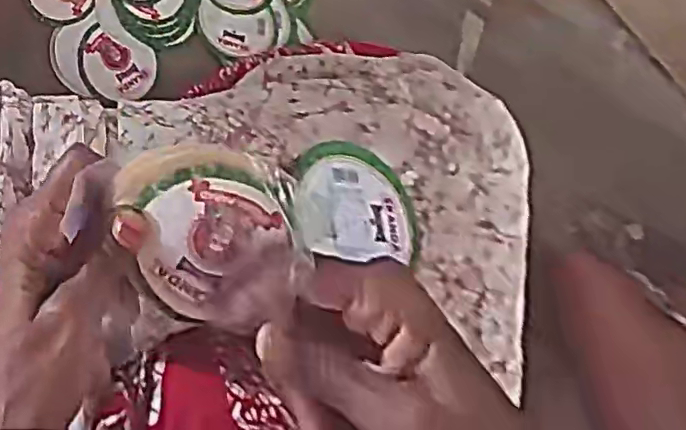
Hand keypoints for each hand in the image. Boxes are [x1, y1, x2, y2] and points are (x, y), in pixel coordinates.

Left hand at [0, 146, 130, 429]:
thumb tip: (135, 213)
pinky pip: (100, 243)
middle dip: (126, 206)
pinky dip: (120, 257)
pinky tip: (131, 288)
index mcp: (32, 223)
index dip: (112, 176)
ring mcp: (52, 245)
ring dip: (127, 236)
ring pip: (101, 214)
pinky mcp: (65, 269)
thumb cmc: (32, 377)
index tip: (142, 204)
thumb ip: (104, 261)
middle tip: (154, 236)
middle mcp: (40, 224)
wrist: (13, 424)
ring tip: (146, 267)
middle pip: (93, 186)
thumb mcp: (73, 318)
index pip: (77, 165)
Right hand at [256, 260, 524, 429]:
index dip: (257, 290)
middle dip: (287, 356)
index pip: (298, 271)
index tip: (225, 311)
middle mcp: (368, 289)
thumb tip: (264, 330)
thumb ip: (325, 368)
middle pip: (294, 304)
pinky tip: (323, 414)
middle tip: (305, 406)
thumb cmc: (460, 429)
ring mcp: (365, 315)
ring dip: (301, 382)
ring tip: (322, 417)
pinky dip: (314, 390)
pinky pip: (319, 355)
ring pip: (301, 336)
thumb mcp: (394, 410)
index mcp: (380, 285)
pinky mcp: (363, 341)